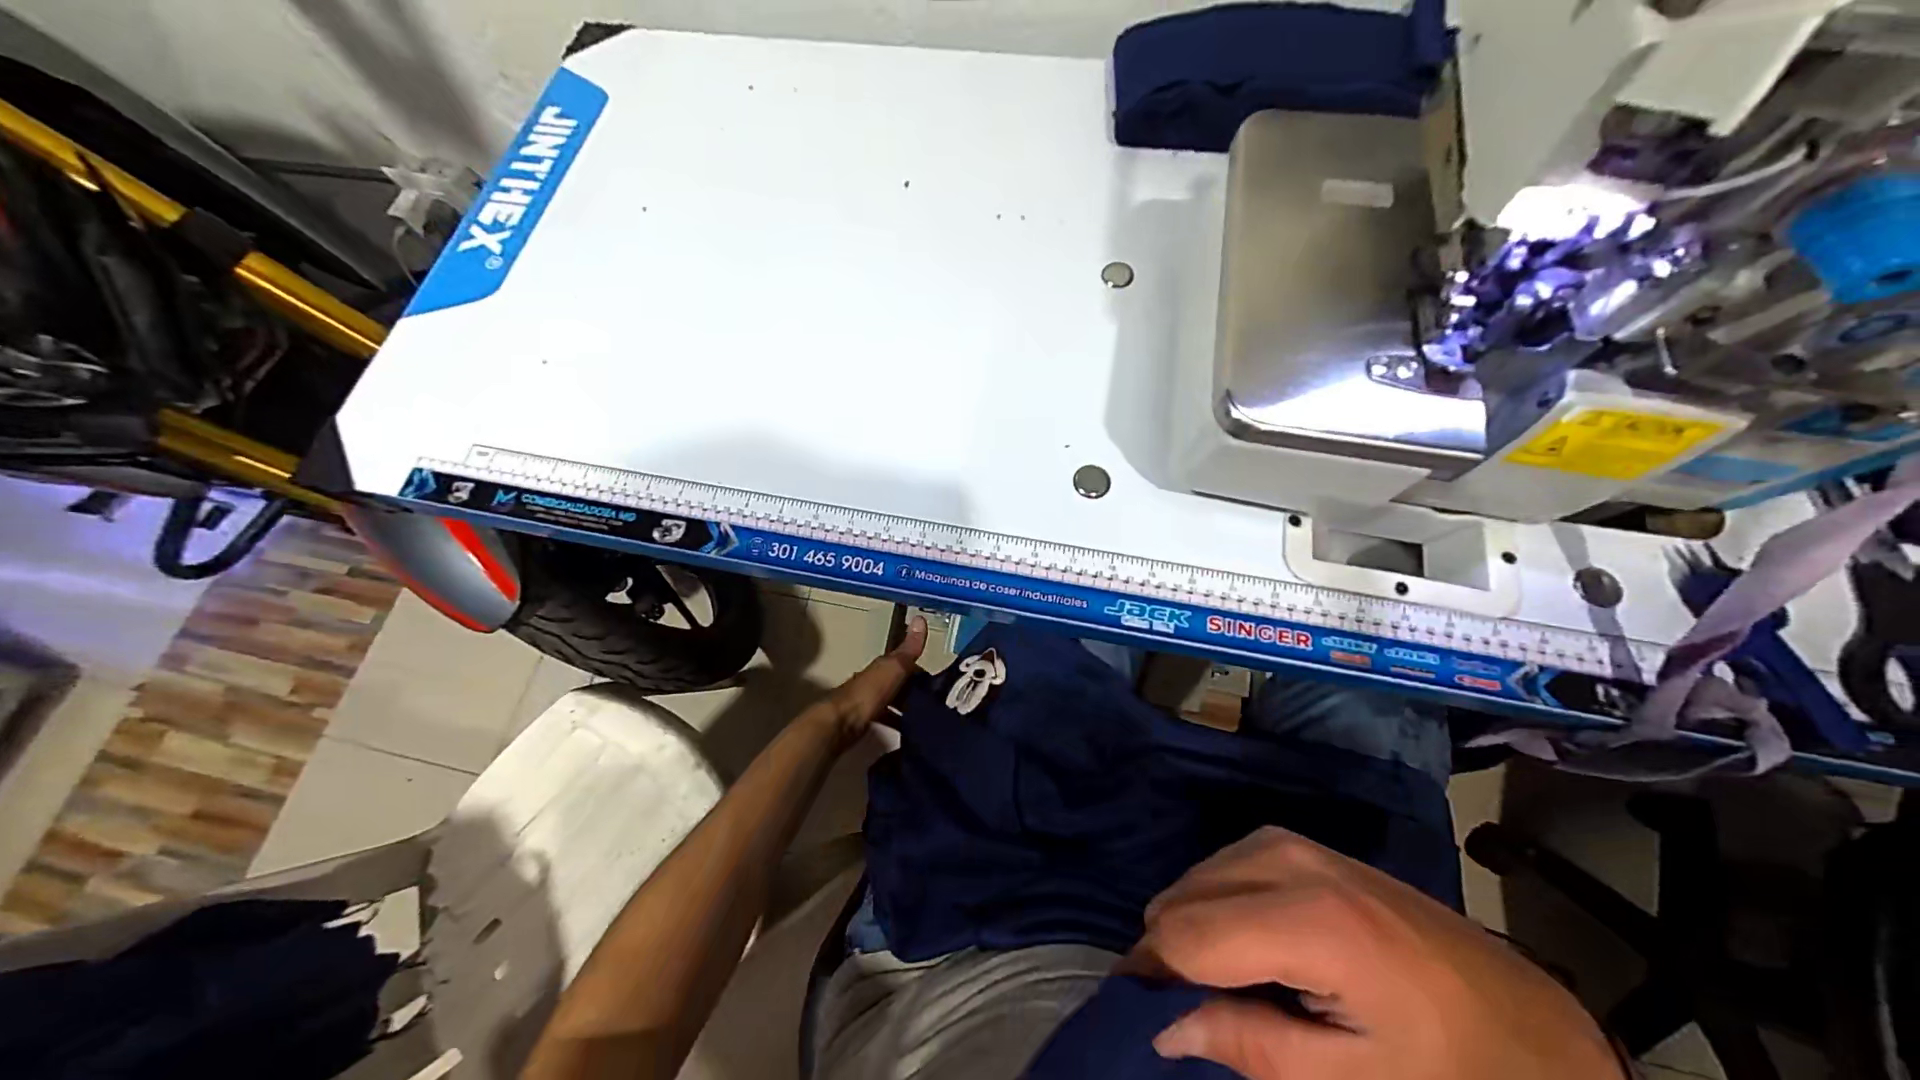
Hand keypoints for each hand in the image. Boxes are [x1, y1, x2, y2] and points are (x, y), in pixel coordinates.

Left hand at [809, 614, 926, 747]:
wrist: (842, 722)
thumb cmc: (870, 692)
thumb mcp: (894, 667)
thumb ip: (909, 648)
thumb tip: (920, 617)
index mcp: (882, 666)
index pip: (905, 662)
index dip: (922, 671)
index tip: (941, 683)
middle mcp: (874, 681)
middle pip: (899, 682)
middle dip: (917, 690)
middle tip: (938, 703)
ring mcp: (869, 701)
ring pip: (894, 701)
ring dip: (908, 707)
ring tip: (927, 718)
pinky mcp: (866, 720)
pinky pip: (888, 718)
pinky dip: (899, 722)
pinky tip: (909, 731)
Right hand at [1126, 827, 1623, 1079]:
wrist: (1533, 1026)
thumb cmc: (1451, 1070)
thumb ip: (1249, 1047)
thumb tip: (1164, 1026)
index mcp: (1307, 919)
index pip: (1184, 933)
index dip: (1152, 975)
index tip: (1148, 1016)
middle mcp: (1289, 860)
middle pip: (1181, 898)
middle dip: (1172, 953)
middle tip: (1199, 1012)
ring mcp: (1296, 844)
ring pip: (1197, 878)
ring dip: (1192, 927)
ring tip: (1228, 985)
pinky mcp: (1304, 844)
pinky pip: (1226, 865)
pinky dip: (1217, 905)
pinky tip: (1248, 946)